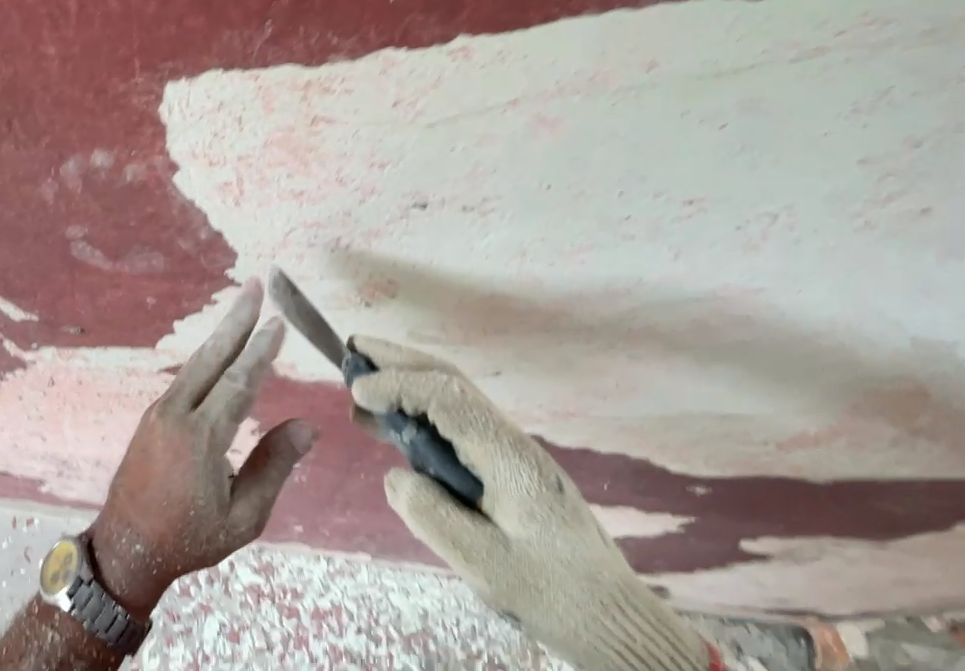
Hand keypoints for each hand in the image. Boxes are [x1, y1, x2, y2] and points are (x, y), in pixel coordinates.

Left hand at [89, 280, 316, 616]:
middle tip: (255, 286)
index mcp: (200, 438)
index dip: (260, 352)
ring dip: (221, 335)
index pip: (238, 383)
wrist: (126, 546)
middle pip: (211, 357)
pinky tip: (219, 351)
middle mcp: (176, 414)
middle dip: (236, 321)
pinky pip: (185, 379)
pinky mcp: (152, 416)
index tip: (278, 322)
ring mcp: (159, 412)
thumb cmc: (190, 537)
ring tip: (242, 308)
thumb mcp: (243, 516)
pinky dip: (206, 358)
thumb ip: (273, 467)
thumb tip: (307, 426)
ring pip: (195, 364)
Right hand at [347, 335, 710, 670]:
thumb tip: (395, 476)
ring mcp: (510, 453)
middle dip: (399, 359)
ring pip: (453, 398)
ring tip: (359, 383)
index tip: (357, 390)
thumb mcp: (484, 565)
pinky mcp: (507, 470)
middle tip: (352, 345)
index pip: (445, 396)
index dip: (397, 384)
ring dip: (406, 381)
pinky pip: (456, 425)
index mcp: (506, 457)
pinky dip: (418, 412)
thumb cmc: (551, 593)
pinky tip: (391, 428)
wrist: (612, 619)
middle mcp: (509, 442)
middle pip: (450, 381)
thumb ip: (431, 515)